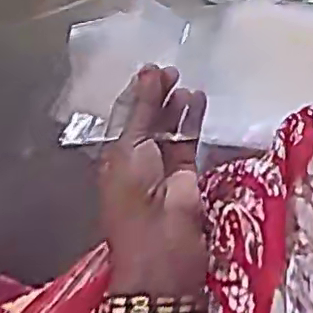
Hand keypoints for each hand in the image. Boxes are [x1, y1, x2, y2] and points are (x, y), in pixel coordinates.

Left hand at [100, 65, 208, 297]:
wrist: (162, 243)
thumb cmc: (135, 195)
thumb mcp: (131, 148)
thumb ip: (143, 109)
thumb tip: (149, 71)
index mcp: (114, 156)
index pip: (125, 117)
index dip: (137, 93)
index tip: (151, 69)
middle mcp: (136, 158)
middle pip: (148, 119)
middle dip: (157, 95)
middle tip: (172, 71)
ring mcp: (162, 165)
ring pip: (169, 126)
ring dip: (176, 105)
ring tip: (184, 82)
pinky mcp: (187, 170)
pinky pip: (189, 136)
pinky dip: (194, 117)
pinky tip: (198, 98)